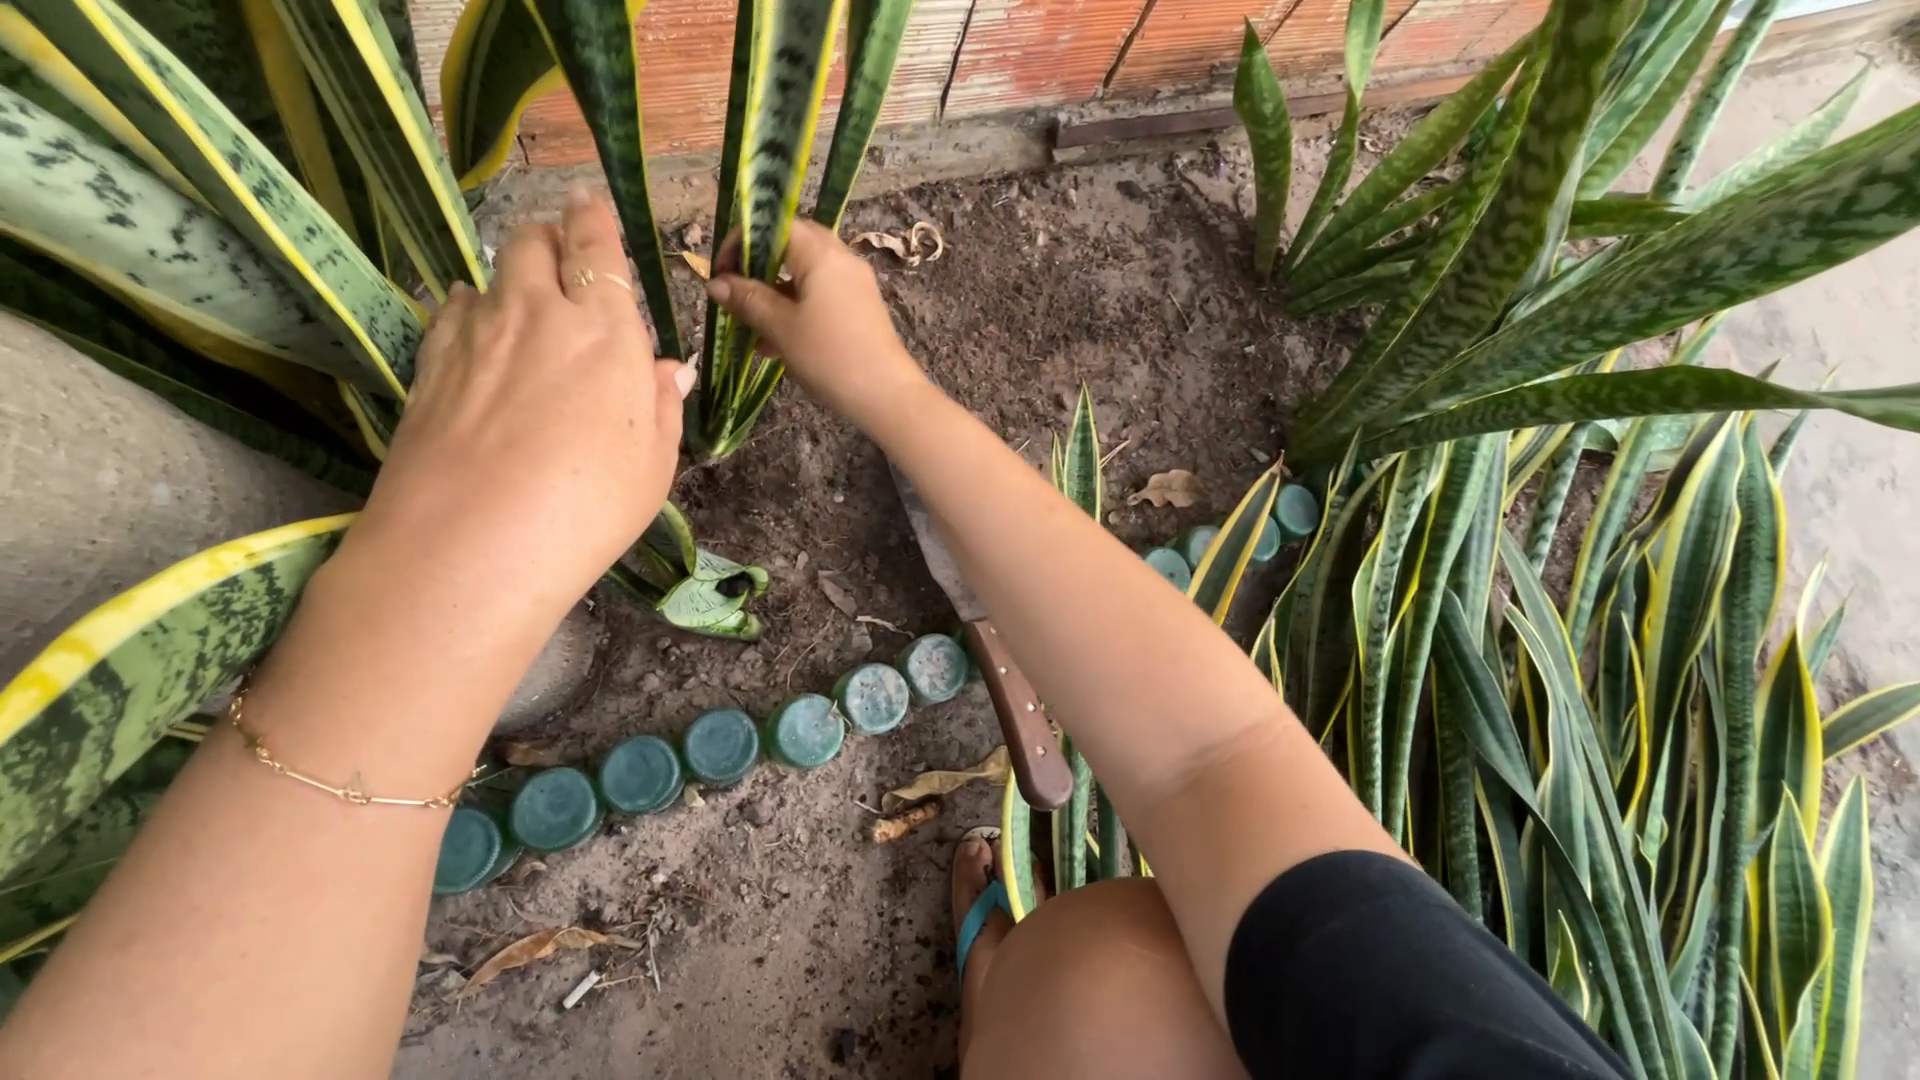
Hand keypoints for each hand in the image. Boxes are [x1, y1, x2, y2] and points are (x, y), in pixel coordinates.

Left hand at [336, 187, 692, 620]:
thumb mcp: (654, 465)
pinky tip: (480, 339)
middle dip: (551, 237)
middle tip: (563, 257)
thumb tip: (667, 368)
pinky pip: (453, 311)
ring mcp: (477, 334)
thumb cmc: (590, 507)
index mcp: (606, 333)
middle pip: (535, 244)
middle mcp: (539, 314)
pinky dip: (471, 310)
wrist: (472, 543)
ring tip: (524, 306)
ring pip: (491, 273)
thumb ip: (662, 405)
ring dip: (512, 277)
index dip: (595, 221)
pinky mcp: (430, 362)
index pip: (599, 252)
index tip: (589, 202)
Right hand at [705, 219, 928, 424]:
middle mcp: (841, 260)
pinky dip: (796, 313)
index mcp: (821, 254)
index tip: (722, 273)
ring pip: (805, 278)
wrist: (887, 395)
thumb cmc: (830, 357)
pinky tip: (775, 346)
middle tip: (735, 296)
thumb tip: (715, 283)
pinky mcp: (861, 310)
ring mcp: (855, 286)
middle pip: (791, 249)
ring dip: (774, 297)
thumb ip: (748, 301)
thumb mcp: (782, 328)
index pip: (776, 225)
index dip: (743, 242)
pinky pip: (821, 299)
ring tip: (750, 330)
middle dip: (758, 271)